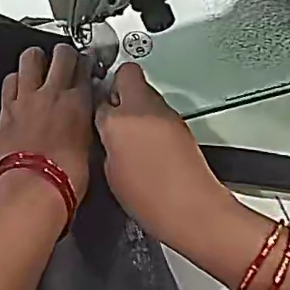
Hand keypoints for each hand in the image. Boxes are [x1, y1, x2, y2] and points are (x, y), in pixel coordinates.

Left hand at [0, 45, 93, 208]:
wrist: (32, 187)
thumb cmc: (64, 178)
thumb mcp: (88, 151)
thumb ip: (84, 128)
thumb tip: (82, 125)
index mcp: (79, 104)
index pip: (86, 71)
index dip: (87, 64)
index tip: (86, 65)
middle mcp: (54, 94)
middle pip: (61, 55)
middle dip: (65, 52)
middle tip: (65, 56)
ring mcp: (27, 98)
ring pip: (30, 58)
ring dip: (36, 58)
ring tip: (38, 62)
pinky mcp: (7, 108)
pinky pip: (9, 80)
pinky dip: (15, 79)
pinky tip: (18, 84)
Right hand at [94, 62, 237, 251]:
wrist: (194, 212)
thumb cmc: (153, 200)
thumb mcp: (110, 171)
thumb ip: (105, 141)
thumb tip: (106, 134)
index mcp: (118, 120)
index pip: (99, 95)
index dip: (95, 105)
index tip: (94, 114)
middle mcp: (145, 109)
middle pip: (127, 77)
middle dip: (117, 89)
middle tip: (111, 111)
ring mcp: (167, 115)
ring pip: (146, 93)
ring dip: (136, 106)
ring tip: (131, 136)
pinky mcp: (183, 125)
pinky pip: (160, 112)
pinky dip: (152, 122)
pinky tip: (149, 147)